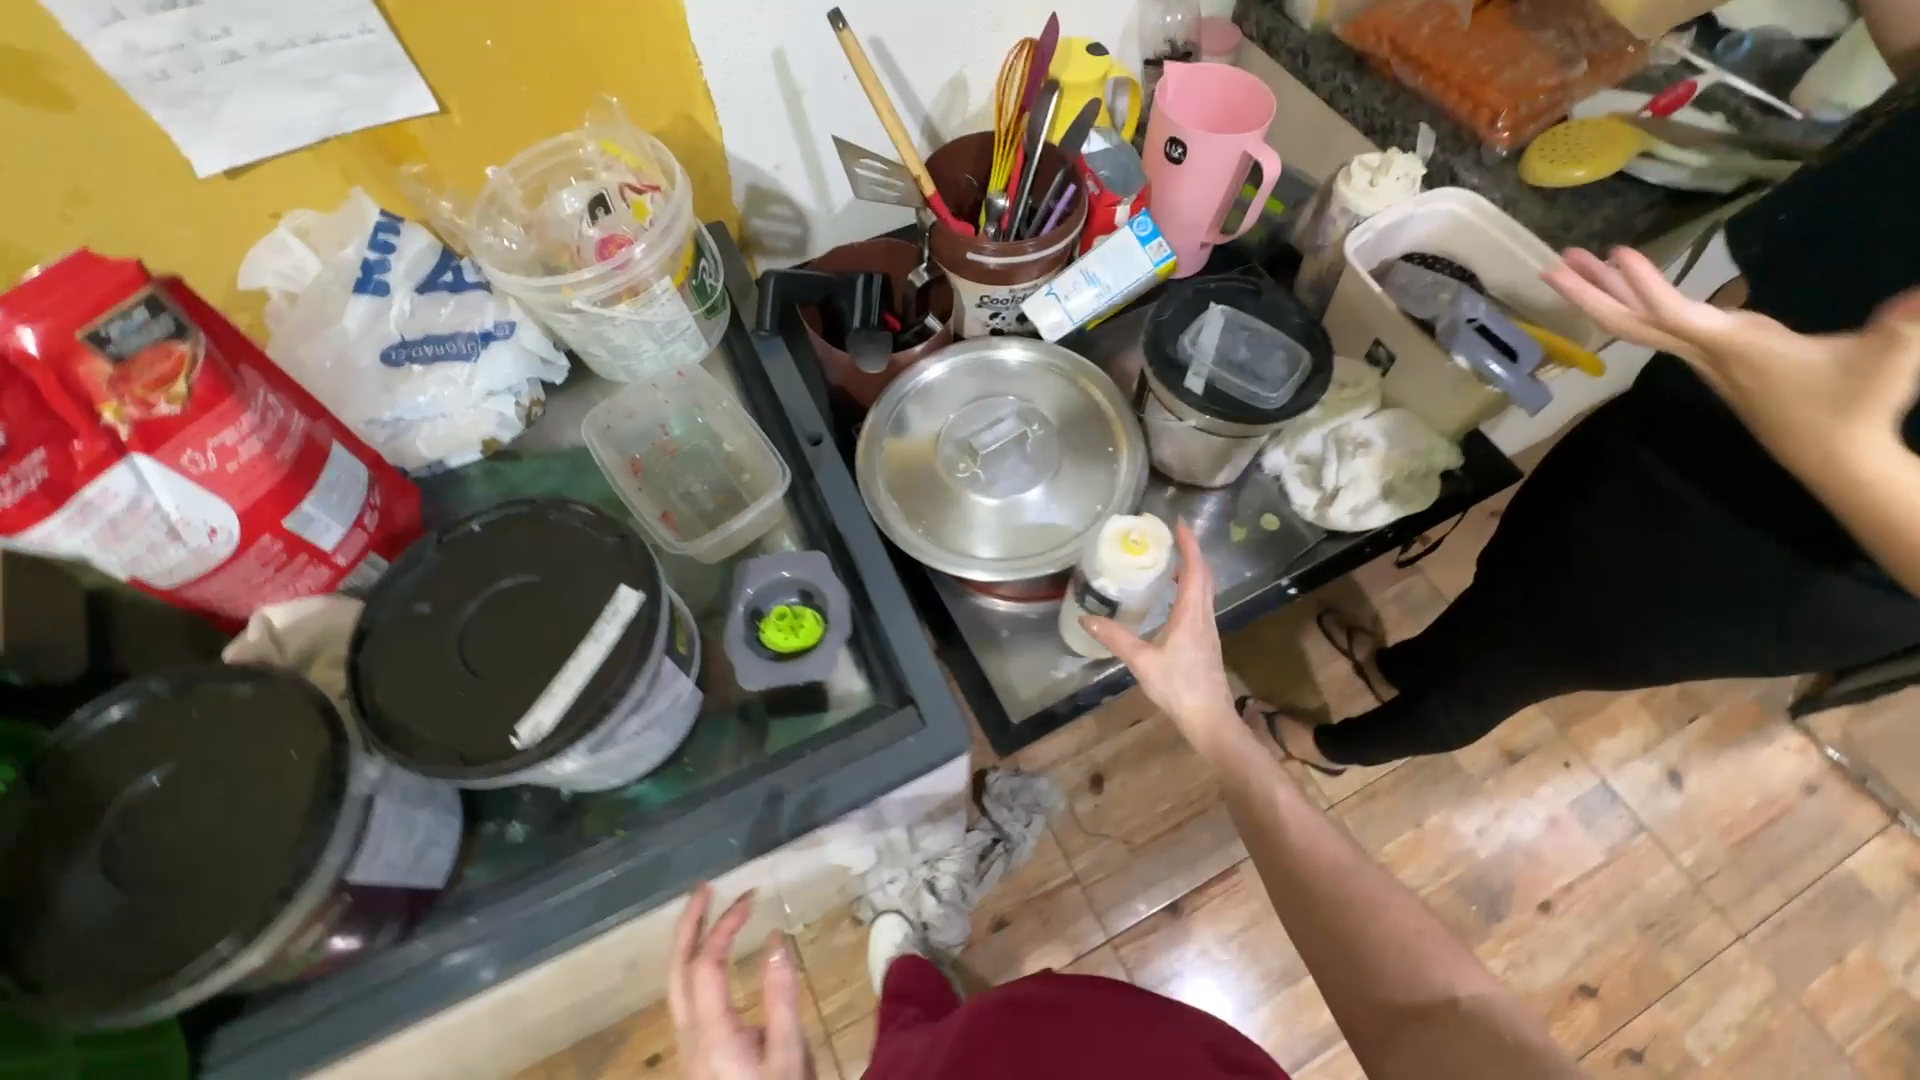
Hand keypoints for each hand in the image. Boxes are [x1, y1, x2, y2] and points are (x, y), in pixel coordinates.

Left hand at [669, 884, 813, 1079]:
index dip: (724, 925)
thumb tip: (774, 939)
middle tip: (707, 887)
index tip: (752, 898)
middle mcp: (691, 1038)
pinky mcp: (698, 1056)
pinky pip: (686, 998)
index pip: (707, 964)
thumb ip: (781, 996)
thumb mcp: (790, 1056)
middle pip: (676, 971)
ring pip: (676, 985)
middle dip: (689, 924)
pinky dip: (696, 964)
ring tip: (708, 912)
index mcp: (712, 1035)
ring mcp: (690, 1049)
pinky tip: (714, 959)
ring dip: (689, 942)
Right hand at [1081, 521, 1250, 762]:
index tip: (1179, 523)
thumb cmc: (1179, 687)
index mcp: (1191, 615)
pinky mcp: (1206, 642)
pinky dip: (1189, 589)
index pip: (1195, 570)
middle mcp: (1204, 616)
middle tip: (1173, 536)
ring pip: (1204, 590)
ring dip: (1192, 571)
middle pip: (1204, 576)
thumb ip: (1116, 639)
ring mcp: (1208, 630)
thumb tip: (1087, 619)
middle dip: (1191, 552)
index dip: (1189, 545)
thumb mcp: (1142, 662)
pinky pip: (1199, 604)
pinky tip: (1172, 598)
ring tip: (1170, 560)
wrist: (1210, 719)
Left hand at [1545, 246, 1919, 469]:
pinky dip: (1638, 304)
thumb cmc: (1854, 406)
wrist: (1832, 456)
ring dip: (1606, 295)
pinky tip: (1630, 287)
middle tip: (1554, 264)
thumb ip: (1904, 326)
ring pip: (1639, 325)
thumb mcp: (1888, 359)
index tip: (1615, 254)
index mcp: (1731, 345)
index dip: (1643, 285)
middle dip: (1589, 293)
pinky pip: (1661, 327)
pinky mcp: (1715, 360)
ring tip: (1578, 265)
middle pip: (1629, 322)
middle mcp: (1704, 351)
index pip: (1671, 312)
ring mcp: (1704, 358)